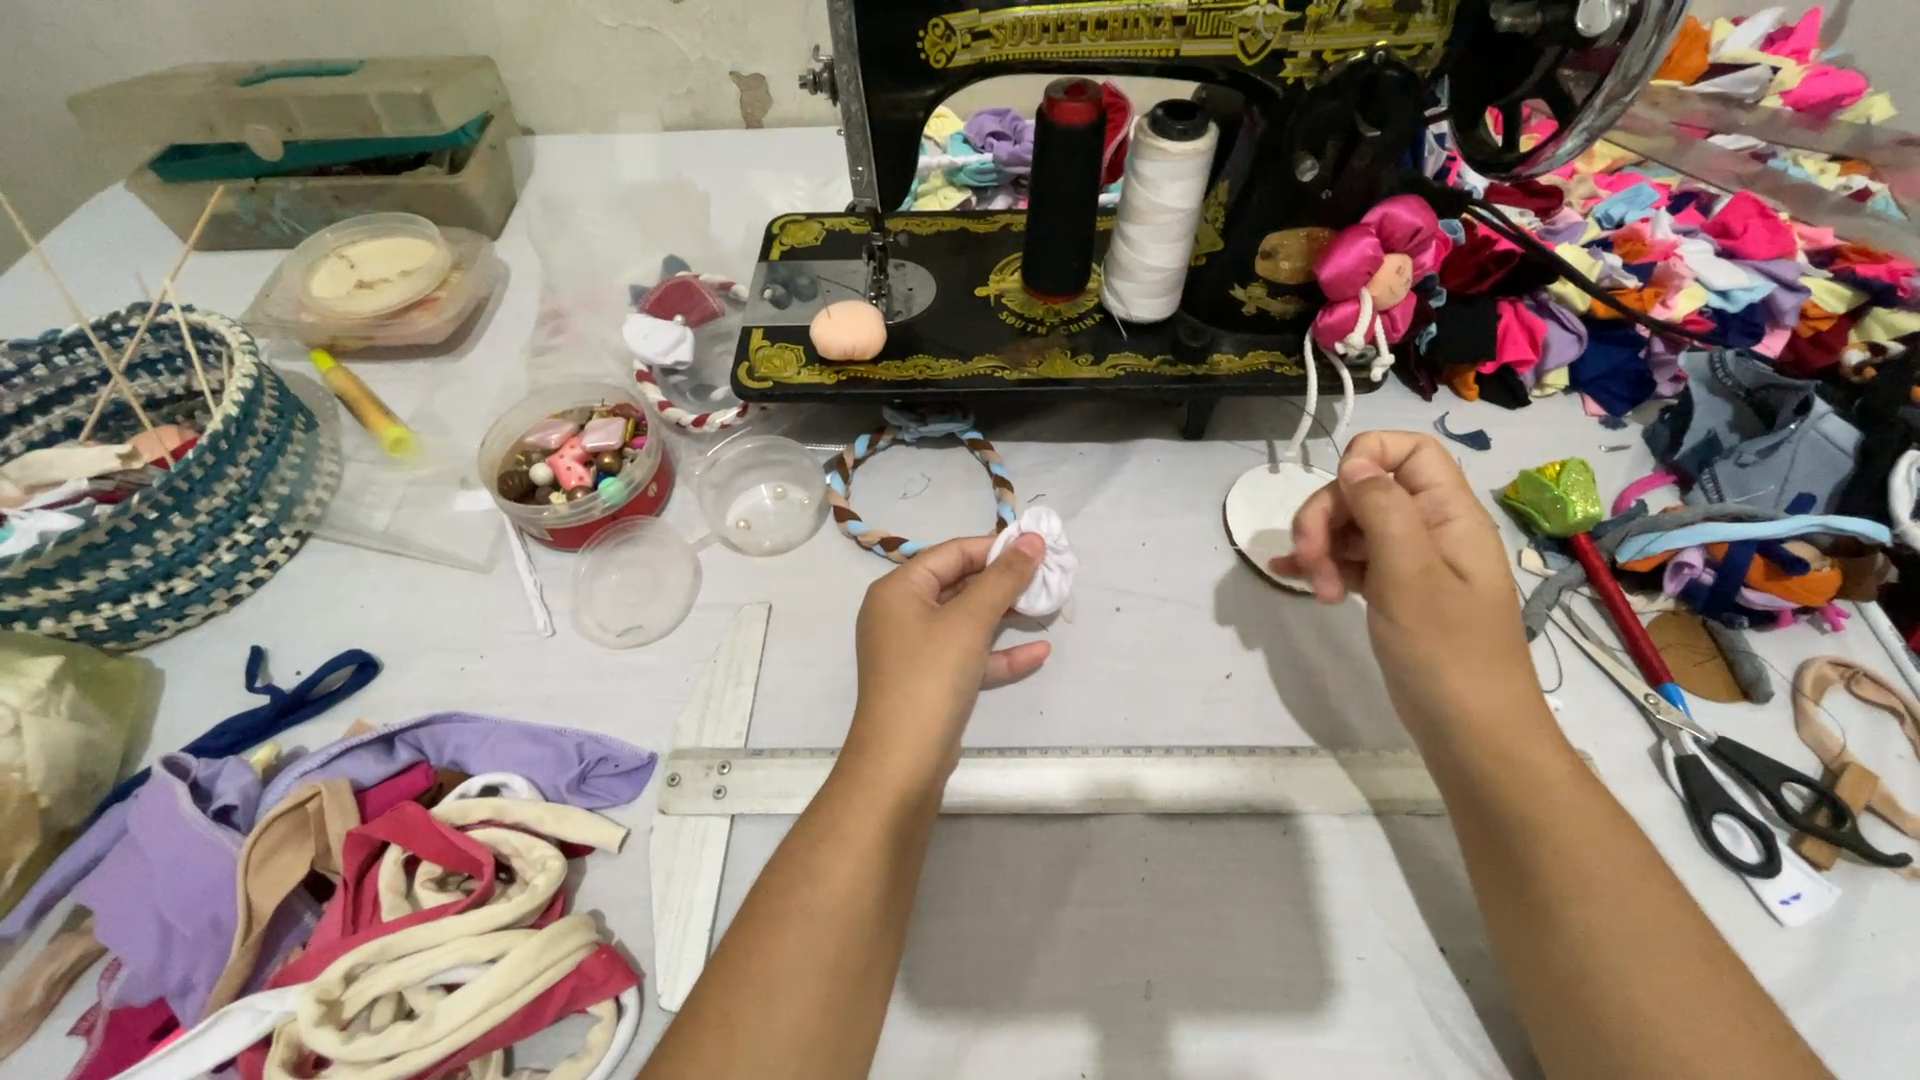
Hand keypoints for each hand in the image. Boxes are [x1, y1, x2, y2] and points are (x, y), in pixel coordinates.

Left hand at [845, 534, 1050, 788]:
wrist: (903, 760)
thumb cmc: (931, 676)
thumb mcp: (970, 621)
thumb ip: (1003, 578)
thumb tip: (1033, 539)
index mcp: (898, 590)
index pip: (951, 553)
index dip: (994, 547)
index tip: (1037, 548)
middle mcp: (901, 614)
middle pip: (958, 584)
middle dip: (1003, 582)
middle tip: (1048, 576)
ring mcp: (915, 650)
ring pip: (965, 621)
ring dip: (1005, 615)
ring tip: (1048, 606)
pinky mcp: (930, 681)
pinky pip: (968, 656)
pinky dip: (999, 653)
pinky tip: (1039, 652)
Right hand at [1272, 432, 1537, 729]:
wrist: (1470, 729)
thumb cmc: (1447, 651)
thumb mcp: (1412, 575)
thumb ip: (1383, 510)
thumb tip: (1353, 462)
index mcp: (1449, 515)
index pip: (1410, 452)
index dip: (1367, 456)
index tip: (1335, 495)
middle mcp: (1429, 530)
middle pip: (1365, 490)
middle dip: (1326, 517)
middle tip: (1310, 562)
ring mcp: (1409, 562)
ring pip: (1351, 527)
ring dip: (1321, 549)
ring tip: (1315, 591)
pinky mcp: (1391, 593)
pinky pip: (1349, 561)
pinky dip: (1320, 566)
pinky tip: (1291, 579)